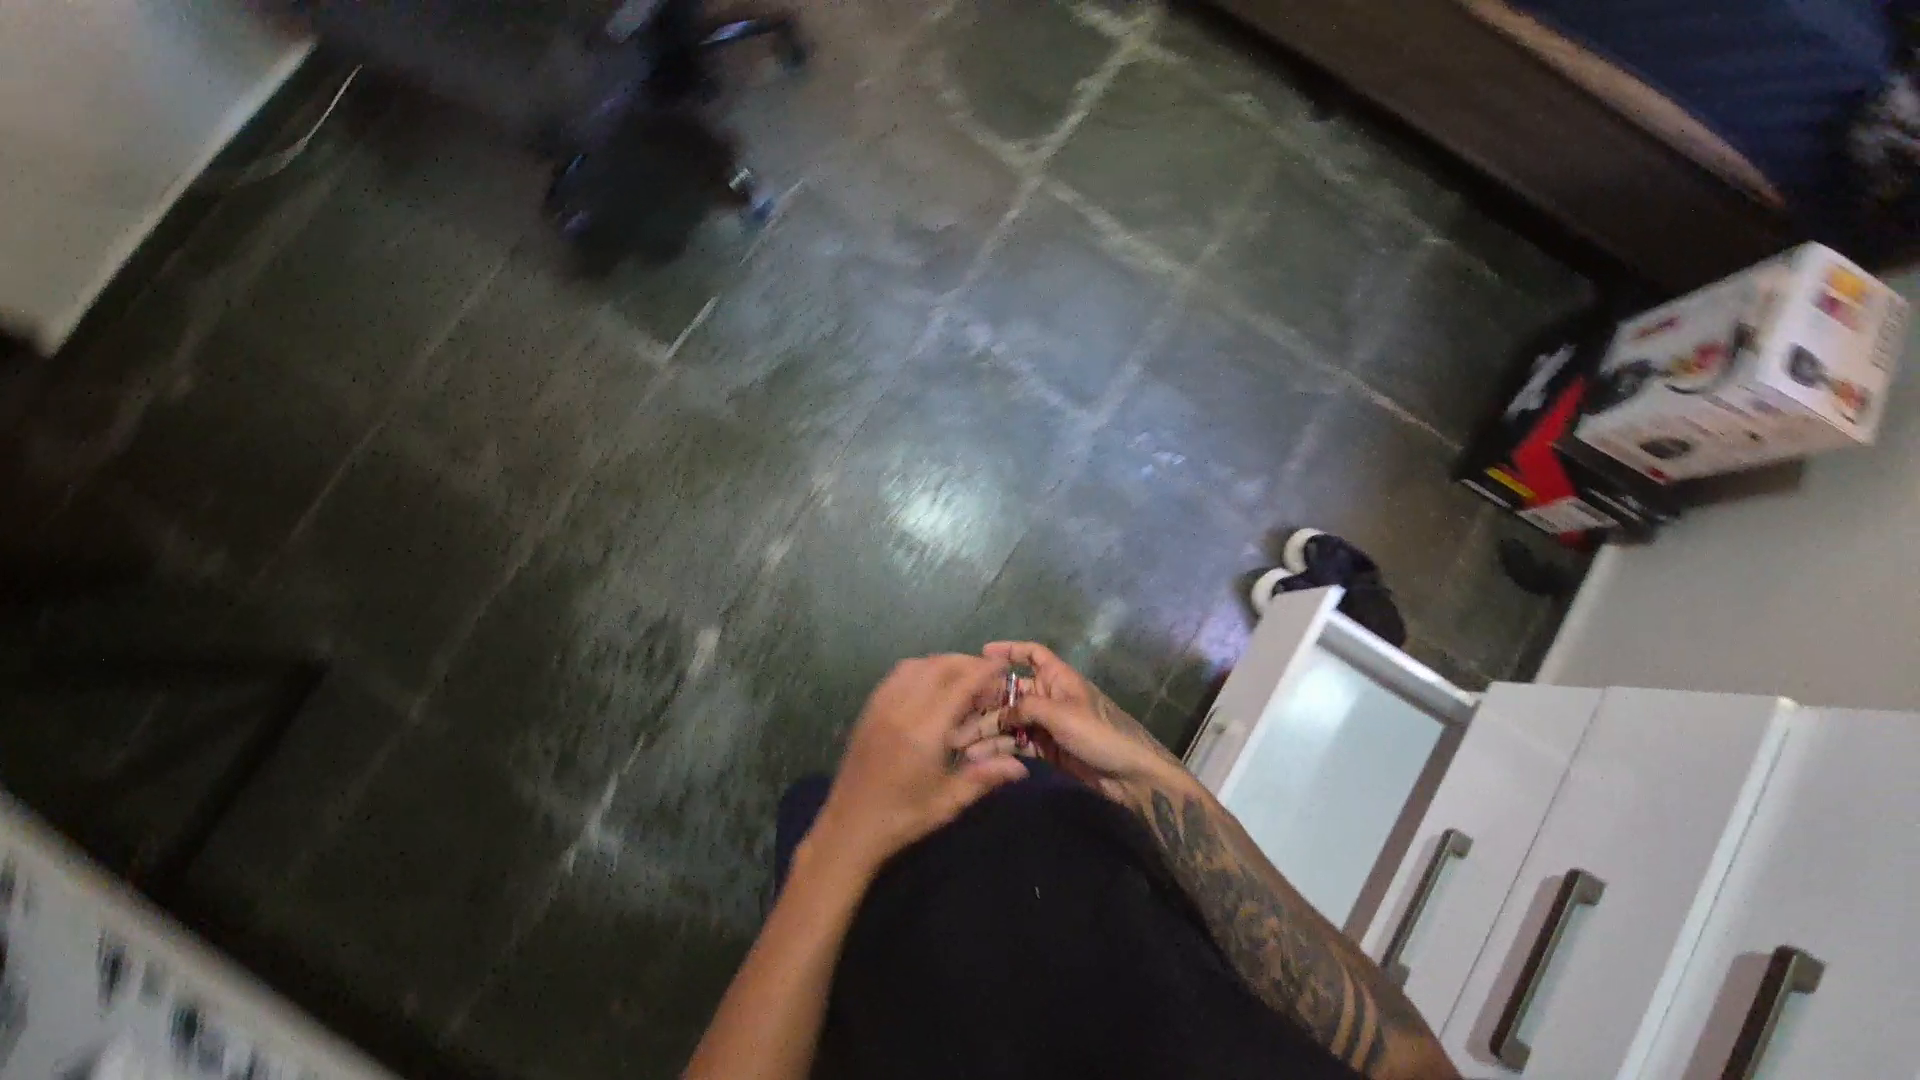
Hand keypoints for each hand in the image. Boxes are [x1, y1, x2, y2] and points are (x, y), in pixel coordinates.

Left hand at [806, 655, 1030, 875]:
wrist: (848, 829)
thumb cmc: (902, 819)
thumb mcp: (948, 802)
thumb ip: (984, 777)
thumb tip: (1021, 766)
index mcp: (923, 732)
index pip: (959, 686)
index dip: (984, 671)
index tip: (1004, 666)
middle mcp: (901, 710)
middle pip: (938, 667)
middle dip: (966, 663)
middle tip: (988, 677)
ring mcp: (880, 707)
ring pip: (915, 665)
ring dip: (942, 664)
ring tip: (962, 680)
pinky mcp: (868, 710)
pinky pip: (896, 676)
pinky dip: (919, 670)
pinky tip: (931, 688)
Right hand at [972, 642, 1191, 803]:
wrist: (1129, 774)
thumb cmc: (1100, 734)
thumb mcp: (1061, 714)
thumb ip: (1026, 708)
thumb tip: (1000, 714)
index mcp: (1059, 678)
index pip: (1032, 654)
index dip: (1009, 650)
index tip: (982, 653)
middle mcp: (1051, 696)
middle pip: (1013, 692)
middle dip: (987, 703)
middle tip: (959, 714)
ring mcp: (1049, 724)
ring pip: (1012, 721)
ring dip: (989, 730)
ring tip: (963, 743)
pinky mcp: (1048, 749)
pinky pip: (1019, 743)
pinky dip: (1002, 748)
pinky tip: (981, 756)